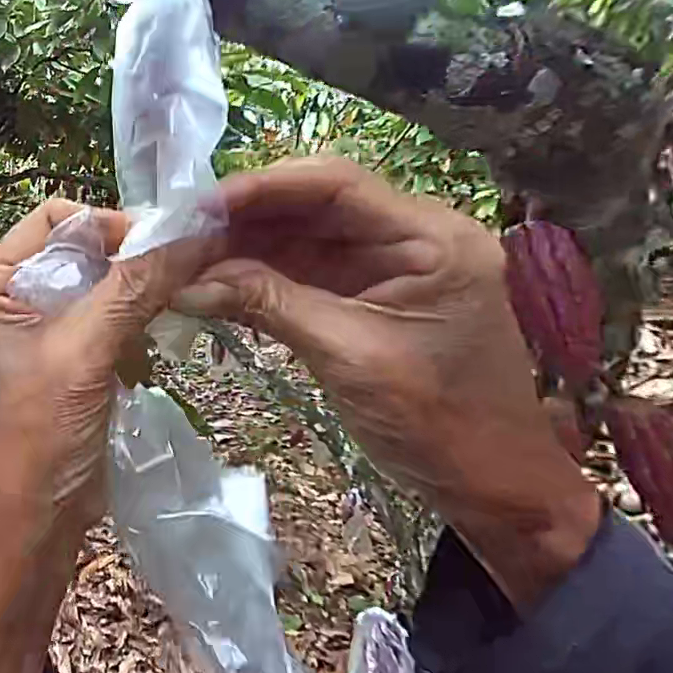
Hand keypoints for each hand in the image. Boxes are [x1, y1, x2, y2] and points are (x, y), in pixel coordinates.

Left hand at [0, 199, 211, 672]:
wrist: (24, 539)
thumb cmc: (37, 442)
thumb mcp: (84, 353)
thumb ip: (135, 285)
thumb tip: (197, 227)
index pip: (56, 218)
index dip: (111, 226)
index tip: (164, 251)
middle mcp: (5, 297)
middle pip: (80, 250)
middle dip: (129, 265)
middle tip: (177, 284)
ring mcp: (33, 331)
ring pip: (98, 286)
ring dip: (135, 301)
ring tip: (160, 327)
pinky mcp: (60, 361)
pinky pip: (104, 321)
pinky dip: (131, 330)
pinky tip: (145, 358)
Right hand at [178, 157, 599, 608]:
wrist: (489, 486)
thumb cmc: (437, 424)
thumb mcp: (348, 357)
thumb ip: (271, 305)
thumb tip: (188, 282)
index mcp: (431, 237)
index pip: (337, 185)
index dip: (263, 187)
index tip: (202, 206)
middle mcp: (410, 236)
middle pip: (314, 205)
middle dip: (246, 216)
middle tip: (184, 232)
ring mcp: (386, 265)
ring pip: (303, 236)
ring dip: (245, 246)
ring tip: (187, 257)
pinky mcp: (365, 293)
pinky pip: (304, 270)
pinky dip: (259, 276)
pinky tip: (216, 281)